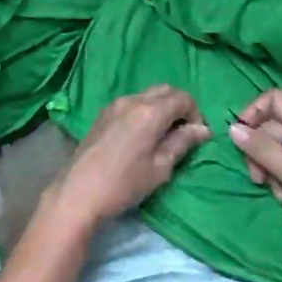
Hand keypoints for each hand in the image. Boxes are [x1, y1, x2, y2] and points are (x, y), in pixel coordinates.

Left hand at [41, 84, 210, 235]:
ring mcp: (115, 104)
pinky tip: (142, 134)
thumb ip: (182, 142)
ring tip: (163, 134)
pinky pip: (132, 102)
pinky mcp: (103, 113)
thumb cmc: (124, 184)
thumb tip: (203, 129)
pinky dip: (145, 109)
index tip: (196, 135)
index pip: (182, 98)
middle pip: (165, 90)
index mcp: (150, 112)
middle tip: (183, 132)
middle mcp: (133, 100)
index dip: (195, 113)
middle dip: (179, 105)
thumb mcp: (160, 168)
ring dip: (161, 106)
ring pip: (147, 94)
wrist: (78, 192)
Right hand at [229, 89, 281, 279]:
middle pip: (273, 129)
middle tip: (258, 179)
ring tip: (280, 196)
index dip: (255, 111)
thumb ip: (265, 152)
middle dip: (260, 152)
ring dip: (271, 172)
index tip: (241, 137)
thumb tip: (232, 128)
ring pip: (279, 153)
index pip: (277, 99)